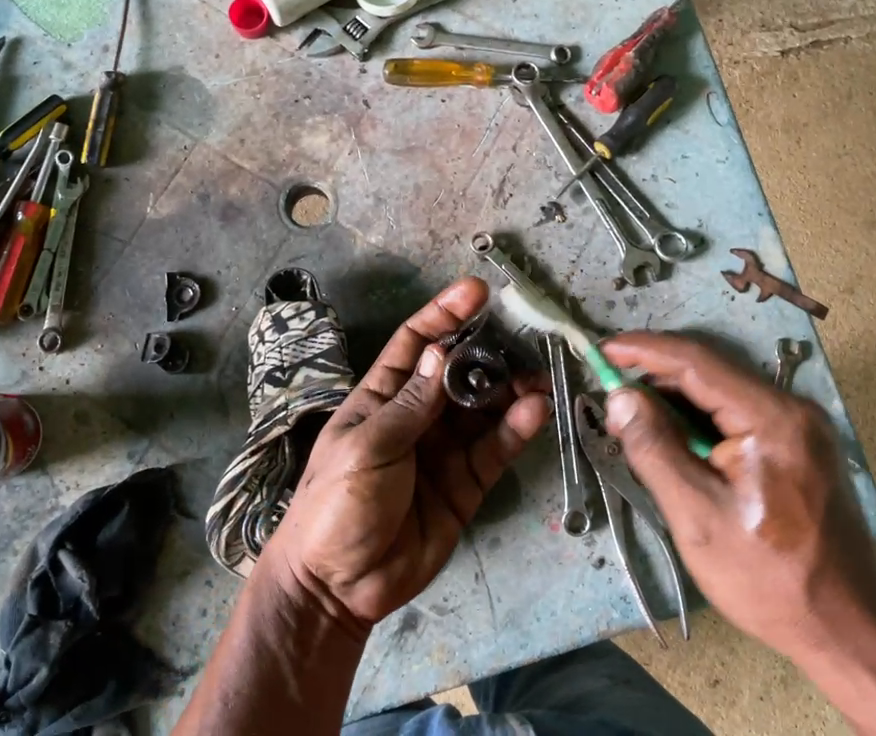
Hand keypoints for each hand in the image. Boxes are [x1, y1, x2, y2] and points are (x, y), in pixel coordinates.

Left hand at [261, 276, 551, 633]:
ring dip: (510, 390)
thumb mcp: (368, 447)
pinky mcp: (465, 485)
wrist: (338, 585)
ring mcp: (443, 451)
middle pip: (458, 374)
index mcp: (381, 398)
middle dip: (489, 354)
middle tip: (525, 338)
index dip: (443, 315)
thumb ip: (410, 404)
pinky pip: (493, 450)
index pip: (415, 344)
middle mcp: (417, 417)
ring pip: (484, 410)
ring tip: (539, 376)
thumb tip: (440, 352)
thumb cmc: (336, 504)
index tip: (476, 290)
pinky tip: (534, 412)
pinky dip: (515, 431)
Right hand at [599, 332, 875, 658]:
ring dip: (676, 399)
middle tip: (611, 398)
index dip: (645, 350)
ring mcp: (801, 427)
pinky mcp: (800, 447)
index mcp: (772, 418)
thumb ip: (655, 449)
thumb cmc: (767, 577)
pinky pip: (739, 414)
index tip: (602, 349)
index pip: (697, 362)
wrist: (846, 629)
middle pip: (712, 371)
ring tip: (633, 420)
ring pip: (723, 392)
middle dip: (656, 376)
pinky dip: (700, 419)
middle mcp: (792, 409)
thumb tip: (619, 397)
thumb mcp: (697, 516)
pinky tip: (674, 439)